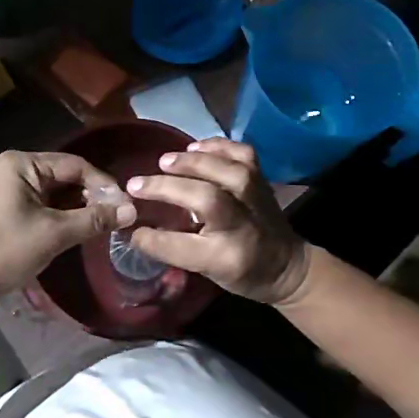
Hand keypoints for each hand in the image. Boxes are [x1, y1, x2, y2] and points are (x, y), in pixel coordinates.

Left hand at [0, 151, 137, 301]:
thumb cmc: (3, 250)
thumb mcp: (54, 233)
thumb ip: (94, 219)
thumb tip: (131, 209)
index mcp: (21, 163)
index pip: (75, 164)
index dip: (104, 185)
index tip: (128, 207)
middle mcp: (13, 171)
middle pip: (65, 177)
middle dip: (92, 197)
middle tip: (120, 220)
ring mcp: (7, 193)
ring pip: (54, 195)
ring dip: (78, 210)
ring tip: (105, 228)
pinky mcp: (5, 215)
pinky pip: (42, 209)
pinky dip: (62, 219)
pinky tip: (80, 234)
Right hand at [127, 139, 310, 305]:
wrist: (287, 265)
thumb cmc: (242, 271)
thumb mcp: (206, 271)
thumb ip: (173, 249)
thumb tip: (135, 229)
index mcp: (228, 257)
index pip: (185, 247)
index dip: (154, 239)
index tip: (131, 230)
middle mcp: (243, 225)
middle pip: (207, 199)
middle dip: (168, 188)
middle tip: (135, 184)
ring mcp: (256, 198)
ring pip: (229, 171)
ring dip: (192, 162)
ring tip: (165, 161)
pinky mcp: (262, 178)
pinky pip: (242, 153)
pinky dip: (217, 146)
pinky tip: (194, 147)